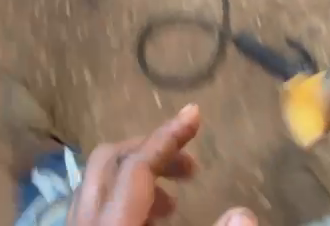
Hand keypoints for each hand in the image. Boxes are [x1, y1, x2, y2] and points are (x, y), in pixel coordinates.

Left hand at [70, 104, 257, 225]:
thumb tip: (246, 213)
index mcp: (109, 222)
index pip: (137, 164)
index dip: (169, 136)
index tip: (196, 113)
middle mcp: (84, 220)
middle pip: (108, 159)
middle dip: (151, 149)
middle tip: (190, 166)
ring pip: (96, 183)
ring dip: (136, 176)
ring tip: (173, 200)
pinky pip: (93, 206)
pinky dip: (122, 197)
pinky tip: (149, 220)